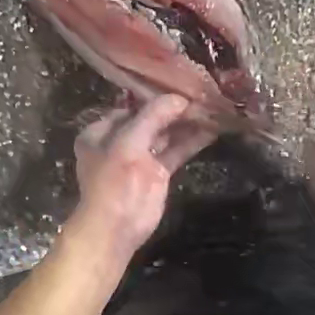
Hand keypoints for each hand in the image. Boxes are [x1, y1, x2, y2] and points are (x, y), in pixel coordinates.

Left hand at [69, 94, 218, 260]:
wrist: (116, 229)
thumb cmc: (115, 184)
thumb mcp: (129, 144)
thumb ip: (152, 117)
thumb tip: (179, 98)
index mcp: (102, 131)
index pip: (131, 105)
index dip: (155, 96)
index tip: (181, 86)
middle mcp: (120, 141)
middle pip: (151, 119)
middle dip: (175, 110)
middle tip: (202, 97)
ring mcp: (140, 158)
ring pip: (166, 135)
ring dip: (186, 125)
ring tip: (212, 110)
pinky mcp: (157, 174)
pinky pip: (175, 152)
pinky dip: (190, 142)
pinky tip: (210, 131)